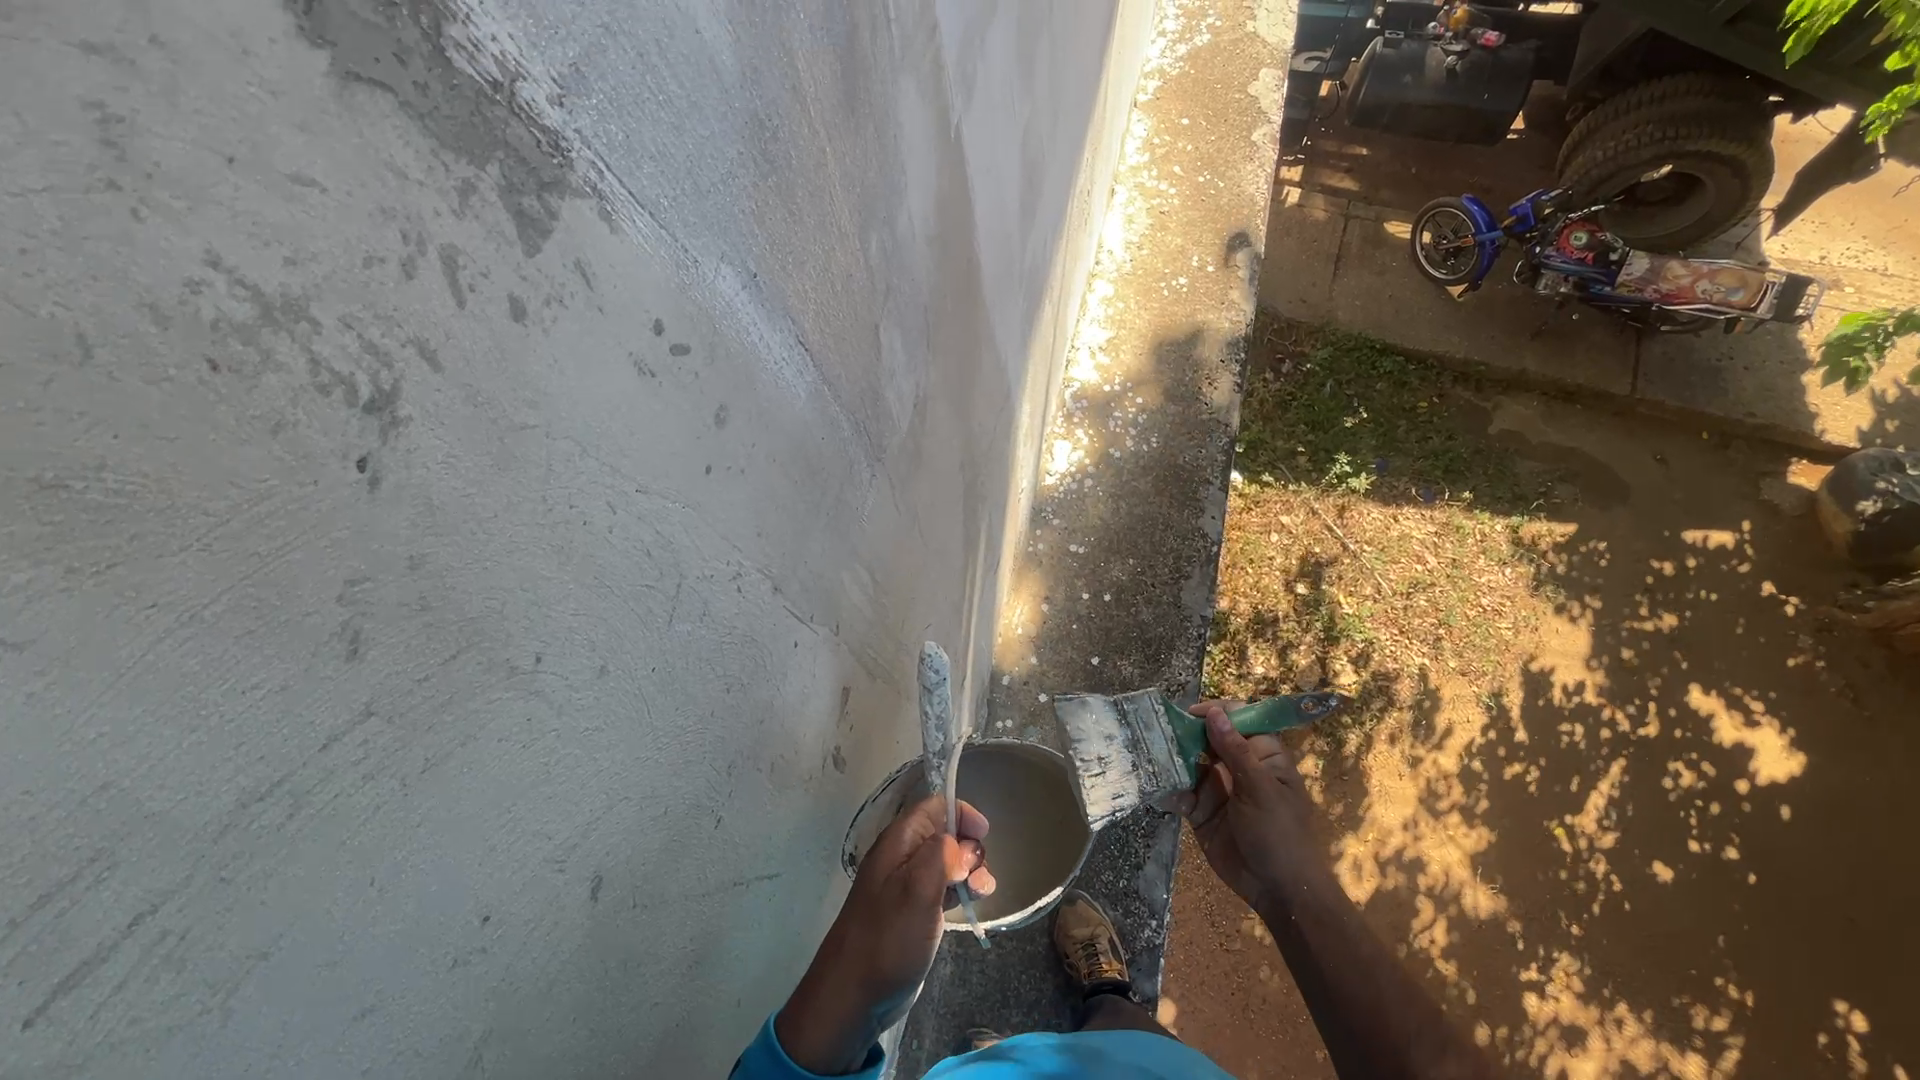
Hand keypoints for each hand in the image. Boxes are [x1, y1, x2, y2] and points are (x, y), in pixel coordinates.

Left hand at [777, 794, 993, 1074]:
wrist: (854, 994)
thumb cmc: (887, 938)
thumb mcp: (917, 888)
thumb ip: (941, 854)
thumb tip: (959, 842)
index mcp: (898, 842)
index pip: (934, 806)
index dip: (962, 813)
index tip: (984, 835)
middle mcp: (901, 858)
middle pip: (944, 833)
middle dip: (969, 847)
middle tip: (975, 876)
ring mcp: (906, 887)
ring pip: (947, 863)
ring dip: (970, 872)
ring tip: (981, 893)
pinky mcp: (913, 914)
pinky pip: (943, 890)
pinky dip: (961, 892)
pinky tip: (971, 906)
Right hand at [1167, 701, 1329, 912]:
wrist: (1278, 890)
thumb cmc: (1280, 833)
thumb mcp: (1260, 788)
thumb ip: (1234, 750)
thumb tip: (1214, 712)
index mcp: (1262, 755)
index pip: (1239, 720)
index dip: (1216, 712)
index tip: (1190, 714)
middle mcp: (1237, 766)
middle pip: (1208, 738)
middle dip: (1185, 734)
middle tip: (1158, 731)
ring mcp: (1218, 788)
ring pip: (1189, 763)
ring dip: (1172, 760)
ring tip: (1150, 756)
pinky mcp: (1201, 812)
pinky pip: (1181, 793)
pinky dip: (1169, 790)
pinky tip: (1159, 790)